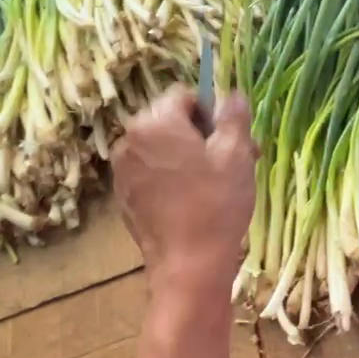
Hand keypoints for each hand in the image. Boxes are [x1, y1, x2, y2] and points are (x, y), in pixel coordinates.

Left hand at [113, 87, 256, 300]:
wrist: (189, 264)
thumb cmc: (216, 205)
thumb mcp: (236, 156)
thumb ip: (234, 117)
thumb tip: (232, 94)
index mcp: (154, 123)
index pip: (184, 96)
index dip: (213, 112)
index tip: (234, 138)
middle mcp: (129, 139)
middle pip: (170, 121)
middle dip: (201, 135)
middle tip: (233, 162)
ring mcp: (122, 170)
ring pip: (161, 148)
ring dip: (187, 156)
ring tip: (215, 184)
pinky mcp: (124, 196)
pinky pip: (151, 173)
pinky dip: (171, 178)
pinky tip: (193, 201)